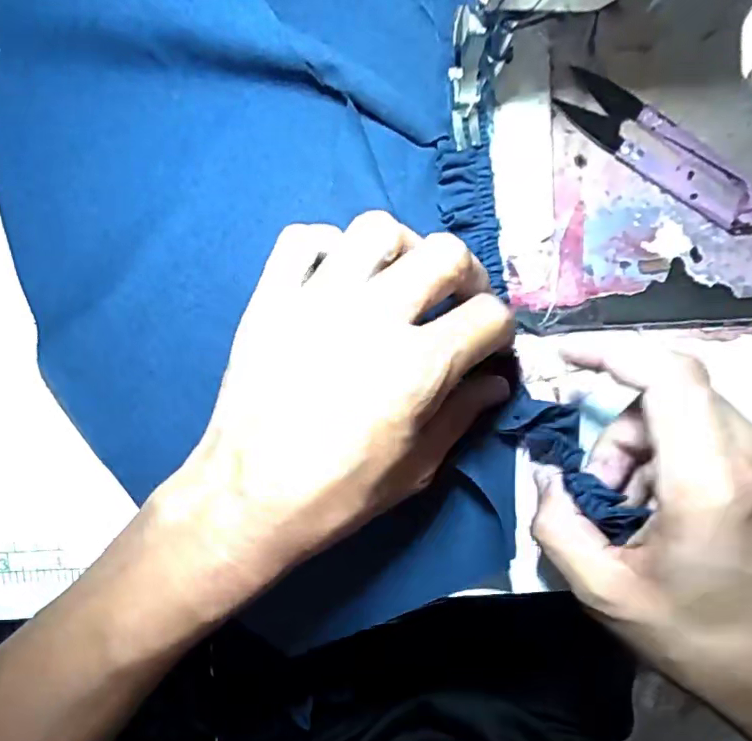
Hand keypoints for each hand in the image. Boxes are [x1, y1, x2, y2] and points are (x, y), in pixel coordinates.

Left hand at [147, 212, 514, 611]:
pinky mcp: (272, 297)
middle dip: (469, 278)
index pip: (488, 317)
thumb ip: (461, 416)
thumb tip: (493, 383)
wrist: (250, 499)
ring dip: (405, 250)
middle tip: (459, 305)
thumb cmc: (339, 495)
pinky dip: (333, 247)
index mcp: (419, 366)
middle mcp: (375, 316)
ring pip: (378, 229)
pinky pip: (305, 238)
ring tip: (401, 281)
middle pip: (446, 255)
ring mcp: (318, 298)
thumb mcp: (416, 469)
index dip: (501, 333)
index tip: (490, 349)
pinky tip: (340, 278)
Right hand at [530, 345, 751, 740]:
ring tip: (636, 515)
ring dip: (649, 447)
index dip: (609, 351)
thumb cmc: (706, 645)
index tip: (564, 357)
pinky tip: (673, 517)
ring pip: (698, 414)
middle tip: (601, 494)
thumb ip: (560, 528)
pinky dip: (681, 459)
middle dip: (620, 428)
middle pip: (674, 392)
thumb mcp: (611, 596)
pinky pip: (723, 439)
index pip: (665, 372)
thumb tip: (544, 479)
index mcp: (712, 479)